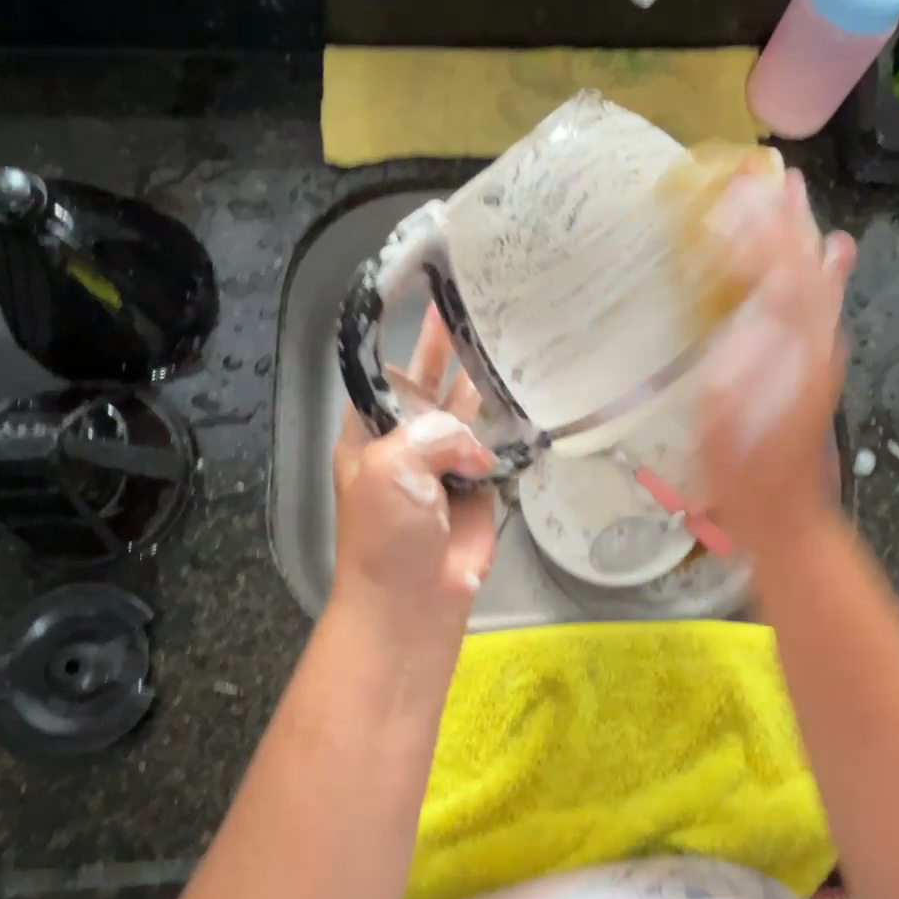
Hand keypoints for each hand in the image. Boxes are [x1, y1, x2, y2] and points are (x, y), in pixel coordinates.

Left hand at [330, 307, 498, 639]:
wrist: (413, 602)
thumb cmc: (386, 534)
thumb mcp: (391, 470)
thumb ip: (432, 433)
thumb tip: (476, 446)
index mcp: (371, 432)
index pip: (385, 372)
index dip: (403, 337)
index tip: (425, 297)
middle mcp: (408, 440)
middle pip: (427, 381)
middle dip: (444, 345)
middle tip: (465, 299)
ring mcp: (445, 462)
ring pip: (465, 409)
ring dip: (479, 376)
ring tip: (502, 332)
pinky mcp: (479, 485)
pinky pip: (496, 445)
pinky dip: (510, 422)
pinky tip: (527, 388)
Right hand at [698, 170, 855, 559]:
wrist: (785, 513)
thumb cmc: (744, 471)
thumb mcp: (724, 414)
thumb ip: (737, 355)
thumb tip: (747, 302)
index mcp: (786, 349)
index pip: (779, 273)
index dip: (764, 229)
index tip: (748, 189)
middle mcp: (812, 344)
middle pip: (806, 271)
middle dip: (793, 225)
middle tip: (784, 181)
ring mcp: (818, 358)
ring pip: (817, 289)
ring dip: (809, 245)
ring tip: (804, 211)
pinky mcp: (816, 373)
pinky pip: (821, 313)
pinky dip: (821, 281)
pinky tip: (827, 269)